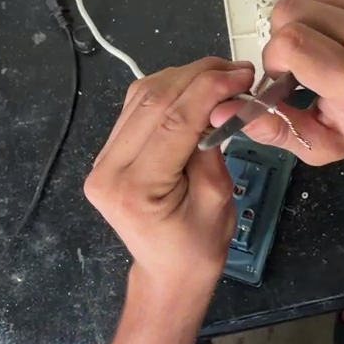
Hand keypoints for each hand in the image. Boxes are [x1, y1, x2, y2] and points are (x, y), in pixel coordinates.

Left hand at [85, 58, 253, 302]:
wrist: (166, 273)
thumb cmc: (197, 250)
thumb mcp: (218, 203)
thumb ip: (213, 149)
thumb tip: (220, 101)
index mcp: (134, 189)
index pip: (173, 122)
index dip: (209, 90)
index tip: (241, 75)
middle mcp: (107, 169)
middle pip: (152, 101)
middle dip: (198, 76)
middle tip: (237, 69)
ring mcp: (101, 159)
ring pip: (141, 97)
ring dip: (183, 77)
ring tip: (221, 75)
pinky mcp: (107, 152)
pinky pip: (136, 107)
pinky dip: (168, 90)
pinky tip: (195, 87)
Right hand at [212, 0, 343, 164]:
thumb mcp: (321, 145)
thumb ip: (272, 128)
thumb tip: (224, 108)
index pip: (293, 42)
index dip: (275, 55)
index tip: (286, 75)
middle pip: (294, 10)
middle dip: (284, 35)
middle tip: (304, 61)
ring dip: (306, 20)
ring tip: (328, 47)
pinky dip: (326, 8)